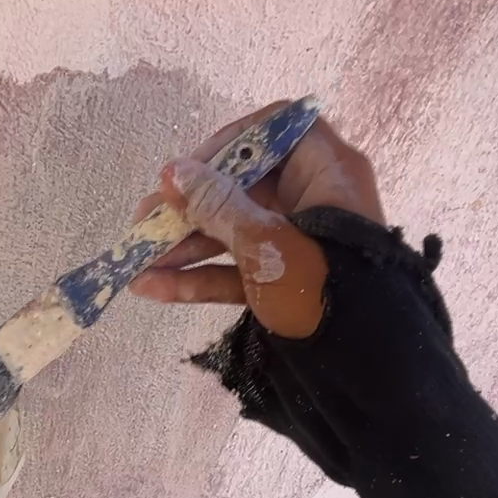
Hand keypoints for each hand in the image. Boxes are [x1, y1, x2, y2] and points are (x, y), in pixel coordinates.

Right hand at [130, 101, 384, 337]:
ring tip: (137, 262)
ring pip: (231, 234)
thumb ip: (216, 207)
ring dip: (183, 248)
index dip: (227, 145)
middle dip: (187, 208)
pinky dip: (198, 279)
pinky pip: (234, 272)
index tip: (187, 171)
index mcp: (325, 173)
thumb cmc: (320, 289)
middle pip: (240, 188)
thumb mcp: (266, 244)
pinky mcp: (279, 284)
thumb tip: (171, 173)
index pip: (273, 132)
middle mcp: (309, 202)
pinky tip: (153, 288)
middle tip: (144, 223)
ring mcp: (293, 246)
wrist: (360, 366)